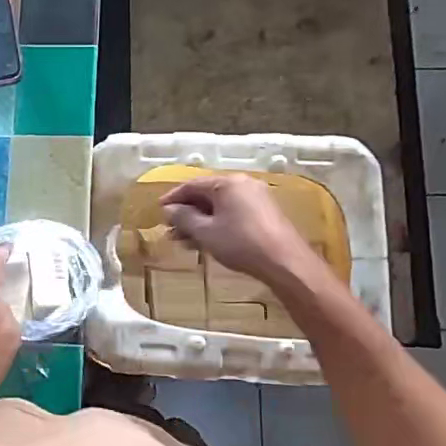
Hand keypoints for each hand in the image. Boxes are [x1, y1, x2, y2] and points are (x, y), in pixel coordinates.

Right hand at [160, 175, 324, 283]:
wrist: (286, 262)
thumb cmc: (241, 243)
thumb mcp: (205, 232)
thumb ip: (184, 217)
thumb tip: (169, 209)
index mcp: (227, 183)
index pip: (191, 185)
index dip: (173, 198)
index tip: (159, 211)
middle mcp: (243, 184)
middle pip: (207, 195)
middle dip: (187, 213)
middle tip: (171, 230)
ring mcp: (257, 198)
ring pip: (220, 206)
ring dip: (200, 221)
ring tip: (186, 240)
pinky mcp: (265, 213)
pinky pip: (234, 212)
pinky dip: (217, 223)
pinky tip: (208, 240)